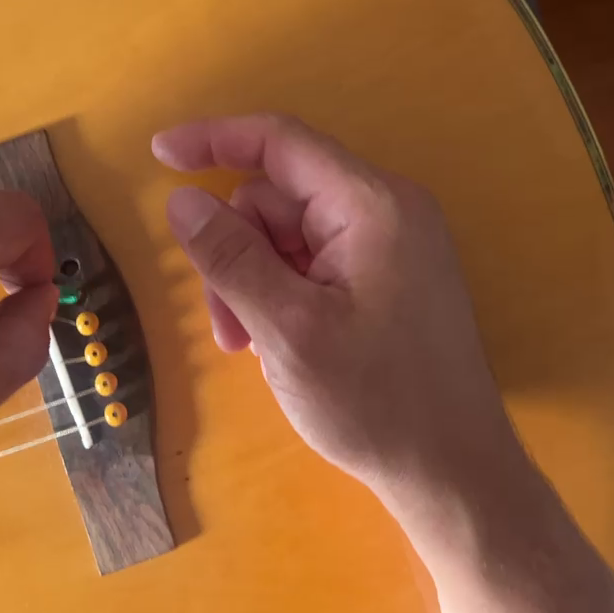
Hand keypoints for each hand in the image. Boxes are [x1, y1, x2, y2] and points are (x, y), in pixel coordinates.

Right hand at [152, 115, 522, 506]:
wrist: (455, 474)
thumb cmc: (374, 402)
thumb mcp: (287, 329)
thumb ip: (229, 257)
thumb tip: (181, 200)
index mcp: (371, 203)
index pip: (280, 141)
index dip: (214, 139)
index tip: (159, 154)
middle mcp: (386, 208)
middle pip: (279, 198)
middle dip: (237, 250)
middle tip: (227, 325)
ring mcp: (391, 242)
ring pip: (290, 234)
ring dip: (255, 281)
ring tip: (252, 346)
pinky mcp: (389, 274)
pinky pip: (315, 261)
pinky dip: (283, 293)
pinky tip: (278, 344)